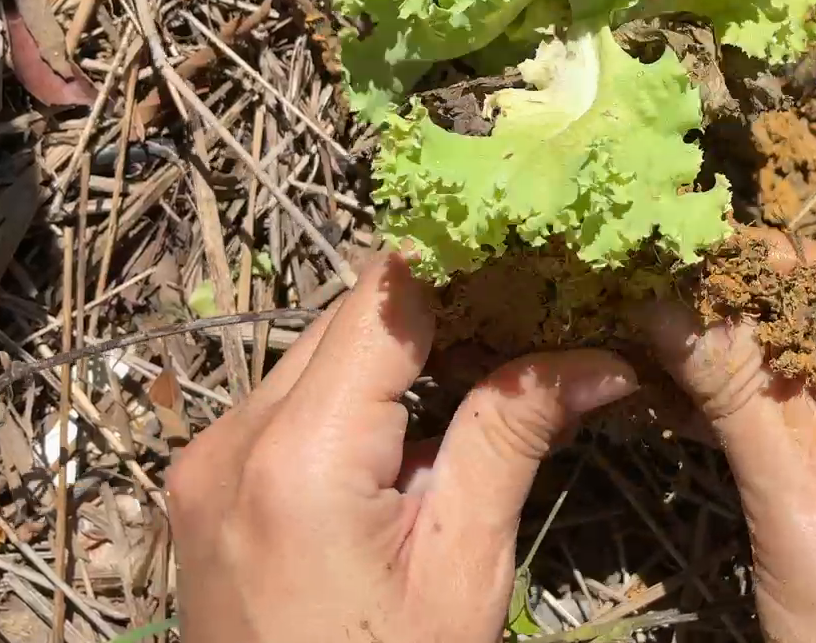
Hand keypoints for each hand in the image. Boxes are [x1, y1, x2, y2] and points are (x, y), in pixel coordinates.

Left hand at [167, 252, 637, 642]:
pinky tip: (428, 404)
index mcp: (300, 455)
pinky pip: (305, 388)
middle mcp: (236, 432)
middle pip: (357, 312)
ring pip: (331, 342)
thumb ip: (514, 435)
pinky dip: (372, 379)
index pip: (386, 294)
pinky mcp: (214, 474)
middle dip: (446, 300)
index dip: (459, 257)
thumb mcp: (464, 565)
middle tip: (530, 303)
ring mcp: (212, 453)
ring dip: (411, 338)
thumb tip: (603, 358)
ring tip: (493, 348)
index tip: (527, 249)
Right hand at [640, 231, 815, 642]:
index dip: (806, 272)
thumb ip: (740, 396)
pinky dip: (804, 365)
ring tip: (716, 313)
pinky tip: (742, 357)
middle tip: (711, 283)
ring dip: (793, 326)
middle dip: (797, 298)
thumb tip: (663, 300)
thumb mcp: (807, 516)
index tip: (719, 255)